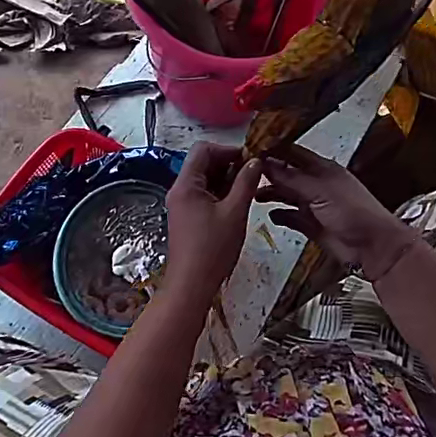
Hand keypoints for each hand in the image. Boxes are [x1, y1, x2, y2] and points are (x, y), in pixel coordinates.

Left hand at [164, 143, 261, 303]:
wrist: (191, 286)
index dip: (227, 150)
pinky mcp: (186, 216)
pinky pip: (203, 194)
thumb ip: (246, 183)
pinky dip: (220, 193)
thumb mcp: (235, 212)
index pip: (203, 150)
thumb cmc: (213, 249)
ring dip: (226, 179)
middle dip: (228, 164)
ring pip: (204, 179)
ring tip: (248, 189)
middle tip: (253, 174)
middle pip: (203, 163)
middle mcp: (180, 190)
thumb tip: (255, 161)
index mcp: (186, 184)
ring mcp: (181, 204)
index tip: (249, 159)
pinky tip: (237, 203)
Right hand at [257, 146, 418, 280]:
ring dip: (271, 193)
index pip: (292, 153)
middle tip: (243, 173)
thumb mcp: (319, 190)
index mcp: (321, 169)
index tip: (250, 149)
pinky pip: (290, 217)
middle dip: (267, 172)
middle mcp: (315, 184)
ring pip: (287, 194)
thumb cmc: (351, 211)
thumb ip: (291, 177)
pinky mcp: (311, 225)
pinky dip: (280, 215)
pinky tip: (270, 215)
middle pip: (287, 173)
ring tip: (252, 195)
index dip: (273, 150)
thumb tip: (266, 162)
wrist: (373, 247)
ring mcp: (313, 204)